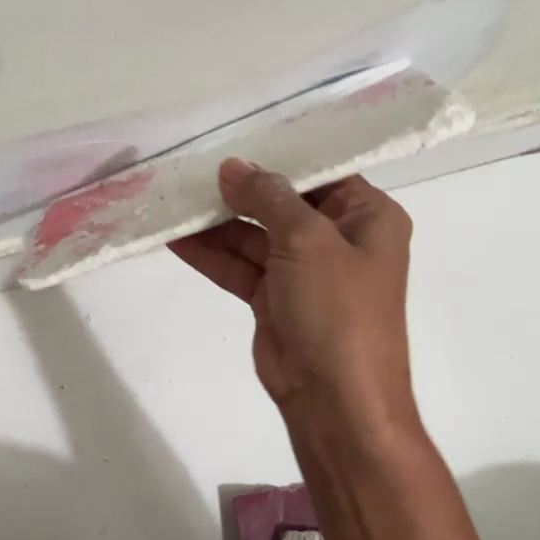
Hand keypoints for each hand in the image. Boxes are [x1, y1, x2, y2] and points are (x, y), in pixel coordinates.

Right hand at [168, 158, 419, 442]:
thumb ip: (268, 198)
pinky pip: (239, 267)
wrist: (335, 399)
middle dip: (239, 190)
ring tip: (173, 200)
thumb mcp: (308, 240)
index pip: (321, 172)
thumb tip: (232, 166)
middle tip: (192, 170)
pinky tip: (175, 238)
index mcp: (367, 217)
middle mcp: (337, 239)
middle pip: (282, 203)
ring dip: (216, 222)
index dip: (278, 157)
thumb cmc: (338, 310)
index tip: (233, 140)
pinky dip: (210, 254)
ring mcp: (303, 272)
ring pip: (254, 236)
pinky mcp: (273, 300)